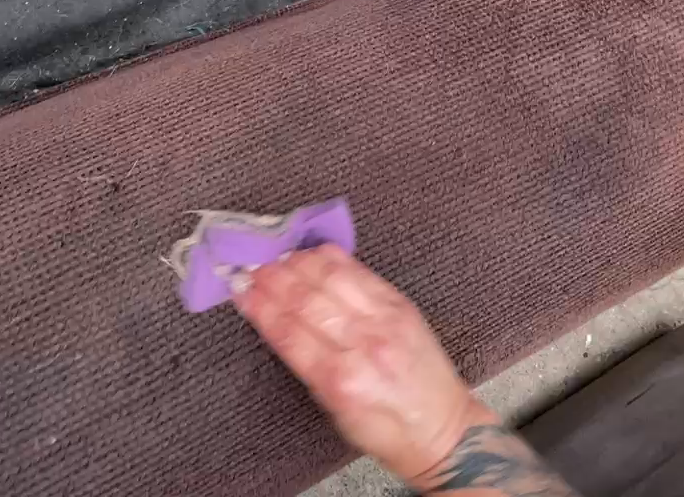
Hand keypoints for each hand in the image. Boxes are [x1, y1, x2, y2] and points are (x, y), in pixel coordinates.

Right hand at [232, 244, 494, 484]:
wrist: (444, 430)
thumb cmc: (385, 429)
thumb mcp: (335, 411)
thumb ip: (307, 364)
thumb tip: (275, 321)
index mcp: (343, 381)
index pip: (290, 334)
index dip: (260, 307)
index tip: (239, 290)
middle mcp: (364, 345)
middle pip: (307, 300)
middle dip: (272, 279)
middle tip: (249, 267)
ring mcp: (384, 318)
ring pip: (331, 277)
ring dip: (296, 263)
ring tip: (274, 257)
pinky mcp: (399, 302)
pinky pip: (358, 269)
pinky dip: (328, 257)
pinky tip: (309, 253)